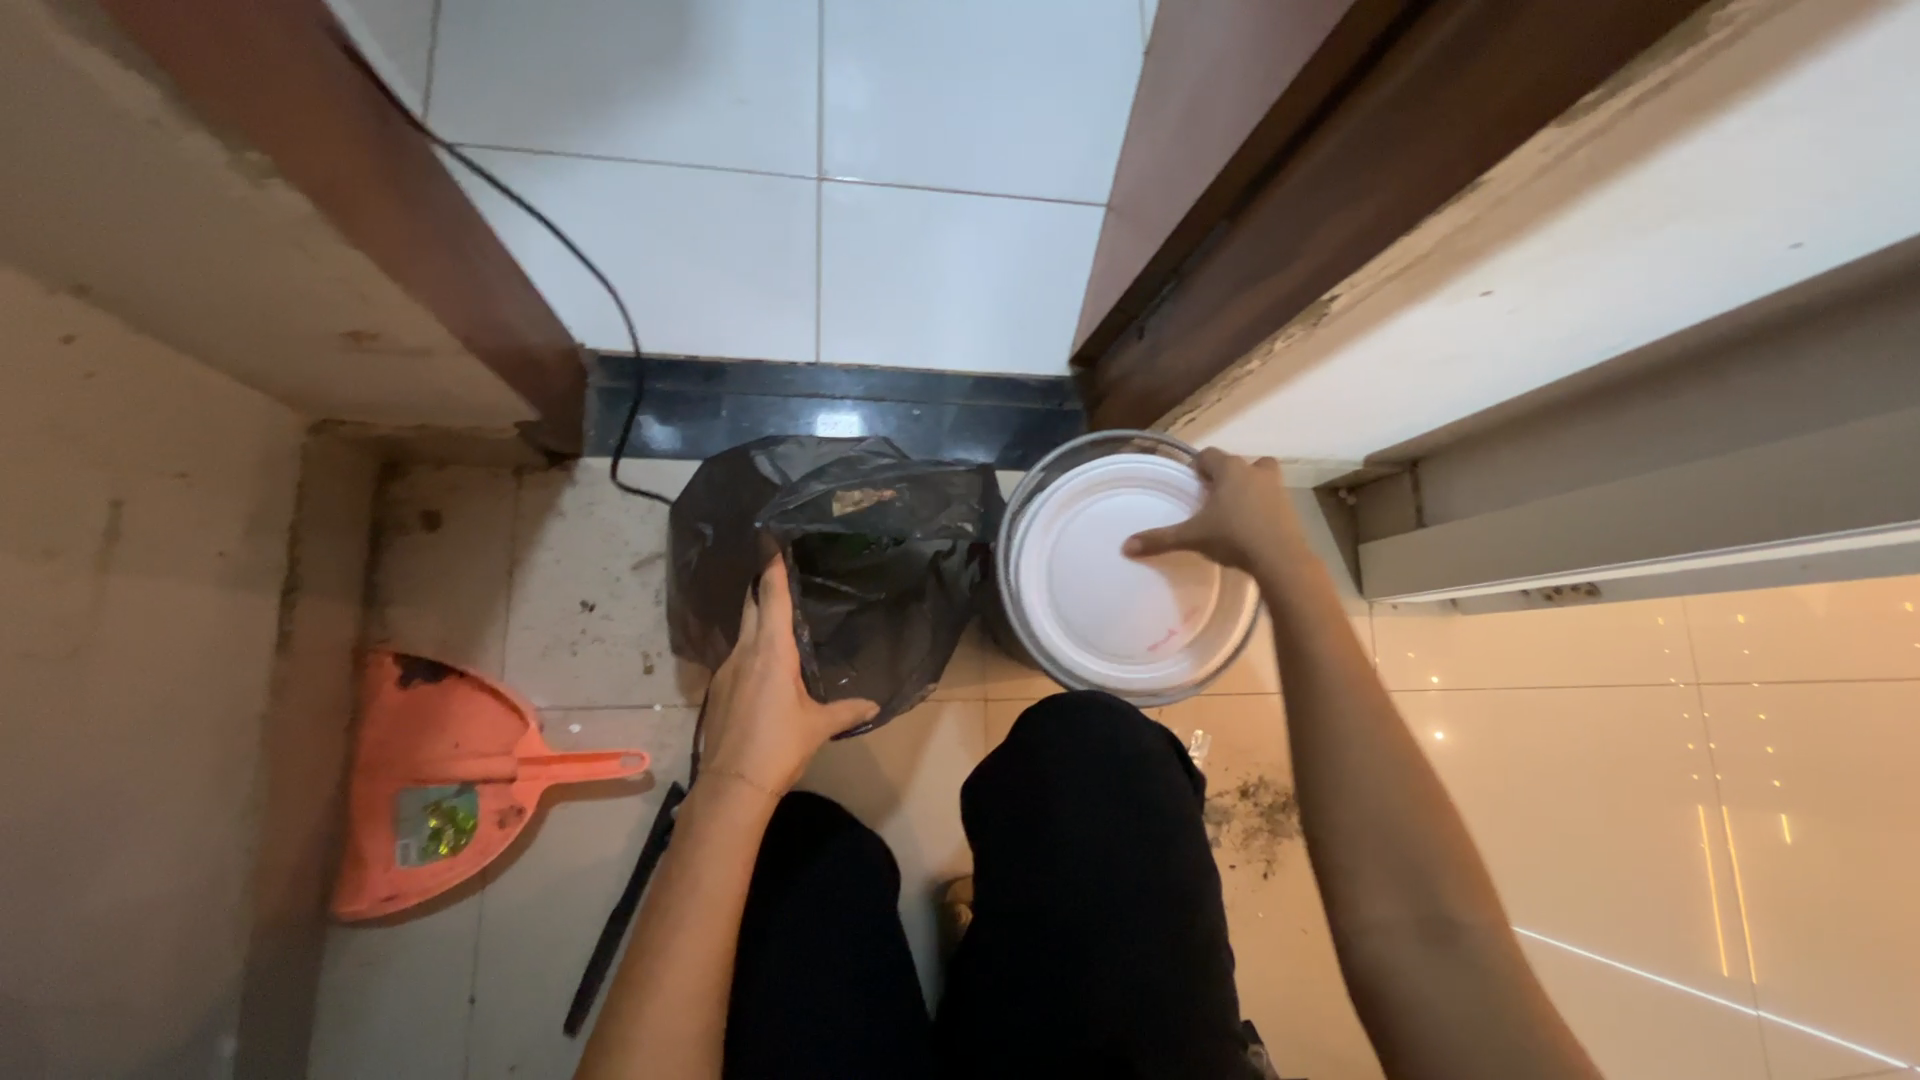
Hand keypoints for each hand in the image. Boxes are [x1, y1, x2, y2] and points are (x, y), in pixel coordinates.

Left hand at [700, 558, 878, 796]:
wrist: (732, 784)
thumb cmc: (779, 746)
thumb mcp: (818, 727)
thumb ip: (847, 710)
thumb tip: (873, 705)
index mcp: (772, 651)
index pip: (772, 597)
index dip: (772, 568)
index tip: (770, 542)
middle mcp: (746, 652)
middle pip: (751, 606)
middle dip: (762, 585)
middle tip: (776, 569)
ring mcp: (727, 669)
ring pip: (742, 632)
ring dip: (757, 619)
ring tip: (777, 616)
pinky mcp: (719, 689)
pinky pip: (737, 656)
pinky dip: (751, 648)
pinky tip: (763, 663)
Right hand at [1123, 448, 1304, 572]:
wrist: (1281, 558)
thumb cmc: (1233, 537)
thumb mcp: (1193, 537)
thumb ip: (1160, 539)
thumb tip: (1125, 547)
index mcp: (1229, 470)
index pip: (1209, 454)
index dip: (1198, 465)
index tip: (1192, 481)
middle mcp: (1255, 472)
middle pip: (1239, 463)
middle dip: (1226, 475)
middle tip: (1212, 497)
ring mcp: (1277, 489)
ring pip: (1260, 478)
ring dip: (1248, 488)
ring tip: (1233, 511)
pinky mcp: (1290, 509)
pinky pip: (1272, 499)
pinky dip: (1262, 507)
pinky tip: (1251, 527)